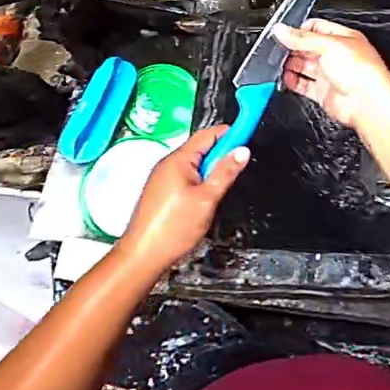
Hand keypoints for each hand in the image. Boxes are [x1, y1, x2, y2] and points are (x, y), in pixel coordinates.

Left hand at [117, 125, 248, 273]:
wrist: (143, 255)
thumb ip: (225, 173)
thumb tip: (241, 151)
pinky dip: (198, 183)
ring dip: (209, 172)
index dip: (230, 134)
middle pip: (201, 149)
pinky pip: (184, 177)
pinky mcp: (161, 191)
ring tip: (216, 193)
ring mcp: (163, 177)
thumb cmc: (171, 229)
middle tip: (236, 170)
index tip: (246, 135)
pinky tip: (203, 201)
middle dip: (220, 156)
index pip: (208, 134)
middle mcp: (168, 164)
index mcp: (178, 159)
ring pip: (194, 165)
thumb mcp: (207, 199)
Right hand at [274, 18, 389, 133]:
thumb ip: (302, 38)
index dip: (299, 31)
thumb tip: (282, 30)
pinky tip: (284, 78)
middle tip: (277, 48)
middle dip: (292, 47)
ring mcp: (329, 74)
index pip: (315, 28)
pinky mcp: (323, 92)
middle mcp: (335, 55)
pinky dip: (292, 81)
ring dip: (290, 64)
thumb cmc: (362, 71)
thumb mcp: (329, 45)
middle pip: (307, 47)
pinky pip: (303, 84)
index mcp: (341, 39)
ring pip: (303, 66)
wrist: (368, 103)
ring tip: (277, 63)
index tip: (284, 34)